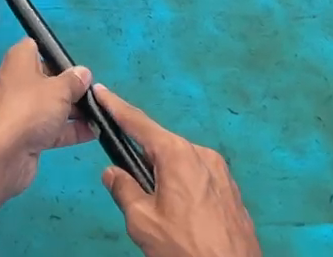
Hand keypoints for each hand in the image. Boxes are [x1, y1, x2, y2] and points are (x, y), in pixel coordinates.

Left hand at [0, 38, 96, 197]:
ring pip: (53, 105)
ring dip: (75, 110)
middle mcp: (20, 81)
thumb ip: (74, 81)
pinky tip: (95, 133)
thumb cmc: (31, 107)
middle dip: (72, 87)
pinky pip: (53, 127)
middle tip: (95, 94)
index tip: (77, 67)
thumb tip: (83, 72)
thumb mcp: (59, 90)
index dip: (56, 55)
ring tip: (101, 114)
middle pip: (49, 79)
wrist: (6, 151)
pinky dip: (71, 129)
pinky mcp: (29, 133)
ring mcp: (24, 109)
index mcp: (20, 60)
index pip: (37, 48)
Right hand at [96, 86, 259, 256]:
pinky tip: (185, 217)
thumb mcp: (142, 221)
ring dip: (165, 177)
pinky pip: (199, 179)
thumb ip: (123, 190)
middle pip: (161, 146)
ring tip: (162, 212)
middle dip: (143, 160)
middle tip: (134, 188)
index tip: (99, 91)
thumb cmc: (185, 248)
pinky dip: (185, 189)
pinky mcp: (233, 192)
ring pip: (180, 164)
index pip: (138, 122)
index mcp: (176, 153)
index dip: (115, 106)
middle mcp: (201, 153)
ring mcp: (221, 172)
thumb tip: (113, 173)